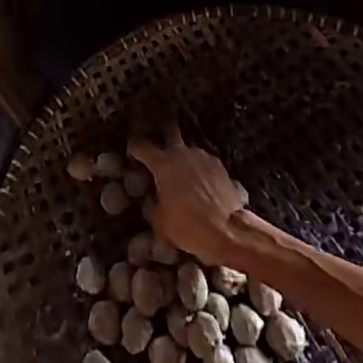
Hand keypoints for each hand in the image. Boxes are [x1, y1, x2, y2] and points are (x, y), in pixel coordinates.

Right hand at [128, 126, 250, 265]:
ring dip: (184, 157)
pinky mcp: (220, 167)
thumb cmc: (190, 226)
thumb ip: (152, 205)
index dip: (134, 147)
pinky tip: (202, 185)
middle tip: (160, 146)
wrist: (229, 232)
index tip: (132, 152)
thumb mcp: (160, 222)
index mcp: (163, 164)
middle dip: (163, 133)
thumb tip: (152, 200)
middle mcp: (182, 153)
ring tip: (184, 174)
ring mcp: (203, 157)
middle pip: (170, 130)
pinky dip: (200, 169)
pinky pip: (204, 162)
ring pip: (189, 148)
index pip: (141, 145)